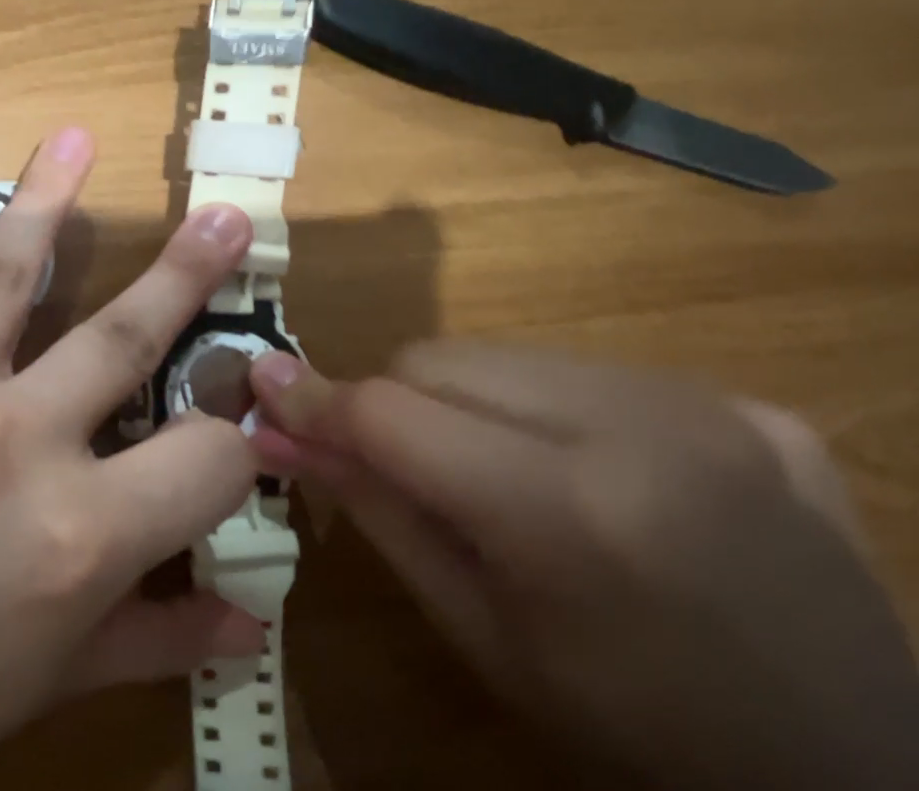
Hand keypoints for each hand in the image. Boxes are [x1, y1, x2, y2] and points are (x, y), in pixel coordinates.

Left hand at [0, 112, 269, 787]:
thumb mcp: (52, 683)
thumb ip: (155, 641)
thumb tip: (250, 626)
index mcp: (85, 527)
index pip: (207, 458)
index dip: (236, 444)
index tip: (233, 430)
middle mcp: (19, 437)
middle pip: (125, 335)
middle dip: (186, 275)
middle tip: (223, 215)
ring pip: (3, 274)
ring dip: (45, 199)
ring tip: (75, 137)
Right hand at [248, 343, 918, 790]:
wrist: (847, 764)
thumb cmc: (628, 722)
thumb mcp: (478, 630)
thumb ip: (377, 513)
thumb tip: (281, 434)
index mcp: (568, 512)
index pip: (392, 412)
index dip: (311, 400)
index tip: (257, 387)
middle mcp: (643, 429)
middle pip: (439, 359)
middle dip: (389, 402)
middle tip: (384, 461)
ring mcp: (711, 408)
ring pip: (506, 353)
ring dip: (463, 400)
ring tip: (487, 472)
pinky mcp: (748, 405)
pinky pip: (589, 371)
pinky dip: (544, 407)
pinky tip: (579, 474)